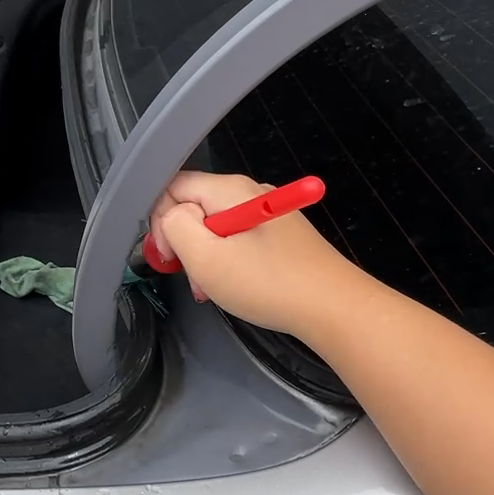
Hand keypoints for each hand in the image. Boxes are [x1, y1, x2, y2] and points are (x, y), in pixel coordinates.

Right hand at [148, 171, 361, 340]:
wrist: (332, 307)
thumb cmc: (267, 284)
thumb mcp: (205, 257)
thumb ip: (175, 227)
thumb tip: (173, 216)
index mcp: (230, 190)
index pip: (174, 187)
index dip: (161, 221)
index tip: (169, 256)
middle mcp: (250, 191)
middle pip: (196, 205)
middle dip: (184, 241)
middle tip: (192, 276)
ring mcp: (269, 211)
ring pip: (217, 225)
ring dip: (205, 256)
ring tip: (213, 287)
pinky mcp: (280, 233)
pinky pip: (239, 238)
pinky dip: (227, 260)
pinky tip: (234, 284)